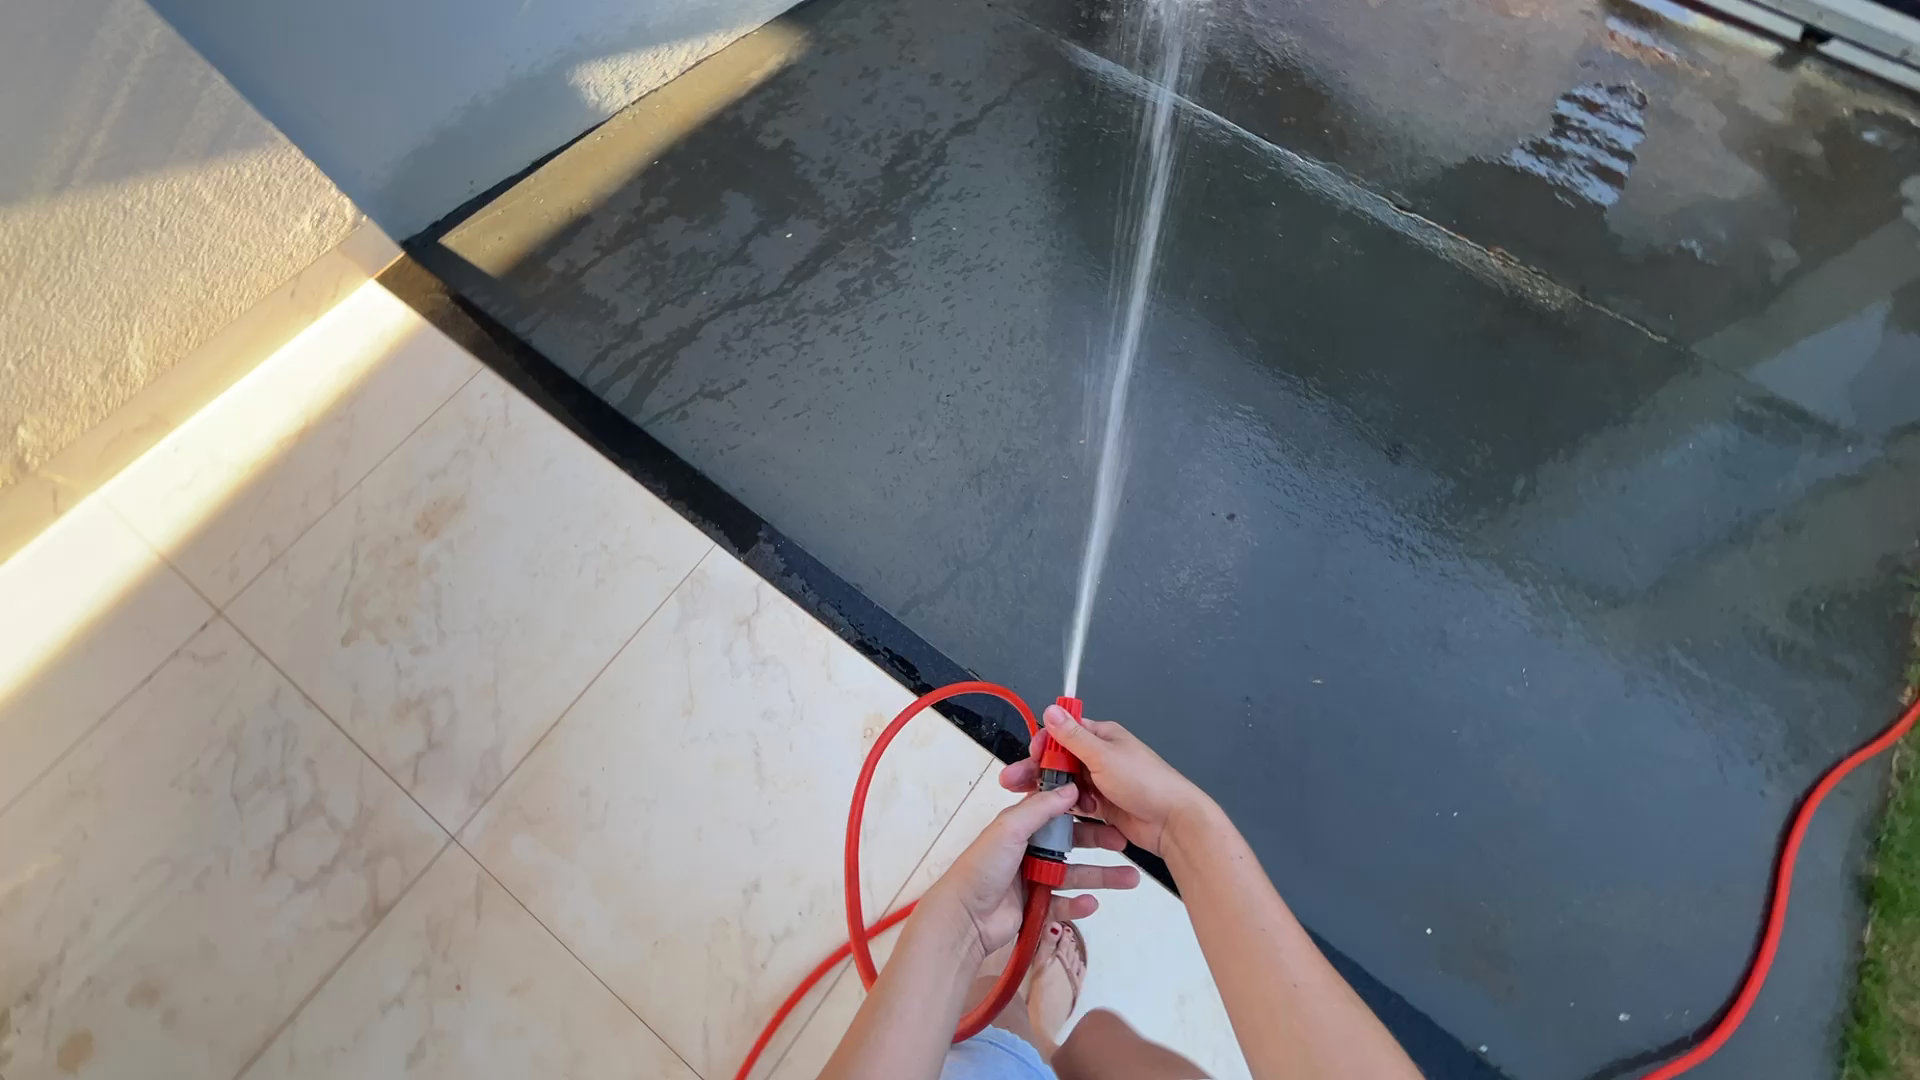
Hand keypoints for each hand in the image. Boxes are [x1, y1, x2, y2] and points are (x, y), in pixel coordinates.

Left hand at [918, 782, 1139, 960]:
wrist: (965, 917)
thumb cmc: (984, 866)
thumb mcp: (1010, 828)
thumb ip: (1041, 808)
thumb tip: (1071, 788)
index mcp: (1021, 825)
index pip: (1056, 810)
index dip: (1080, 806)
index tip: (1105, 804)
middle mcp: (1029, 848)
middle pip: (1071, 841)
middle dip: (1098, 840)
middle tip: (1124, 841)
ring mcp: (1034, 879)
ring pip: (1075, 873)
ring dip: (1101, 875)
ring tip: (1130, 878)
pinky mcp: (1036, 907)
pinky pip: (1064, 904)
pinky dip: (1079, 904)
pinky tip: (1093, 903)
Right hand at [1000, 706, 1211, 856]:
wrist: (1173, 823)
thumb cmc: (1145, 783)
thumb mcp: (1103, 756)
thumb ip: (1072, 736)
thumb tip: (1051, 710)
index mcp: (1102, 736)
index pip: (1063, 733)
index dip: (1044, 744)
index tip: (1031, 756)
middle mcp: (1100, 756)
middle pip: (1060, 760)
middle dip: (1037, 770)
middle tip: (1012, 781)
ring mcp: (1101, 782)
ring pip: (1065, 782)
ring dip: (1053, 790)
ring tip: (1031, 801)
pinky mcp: (1103, 805)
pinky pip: (1076, 803)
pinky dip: (1069, 807)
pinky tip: (1064, 814)